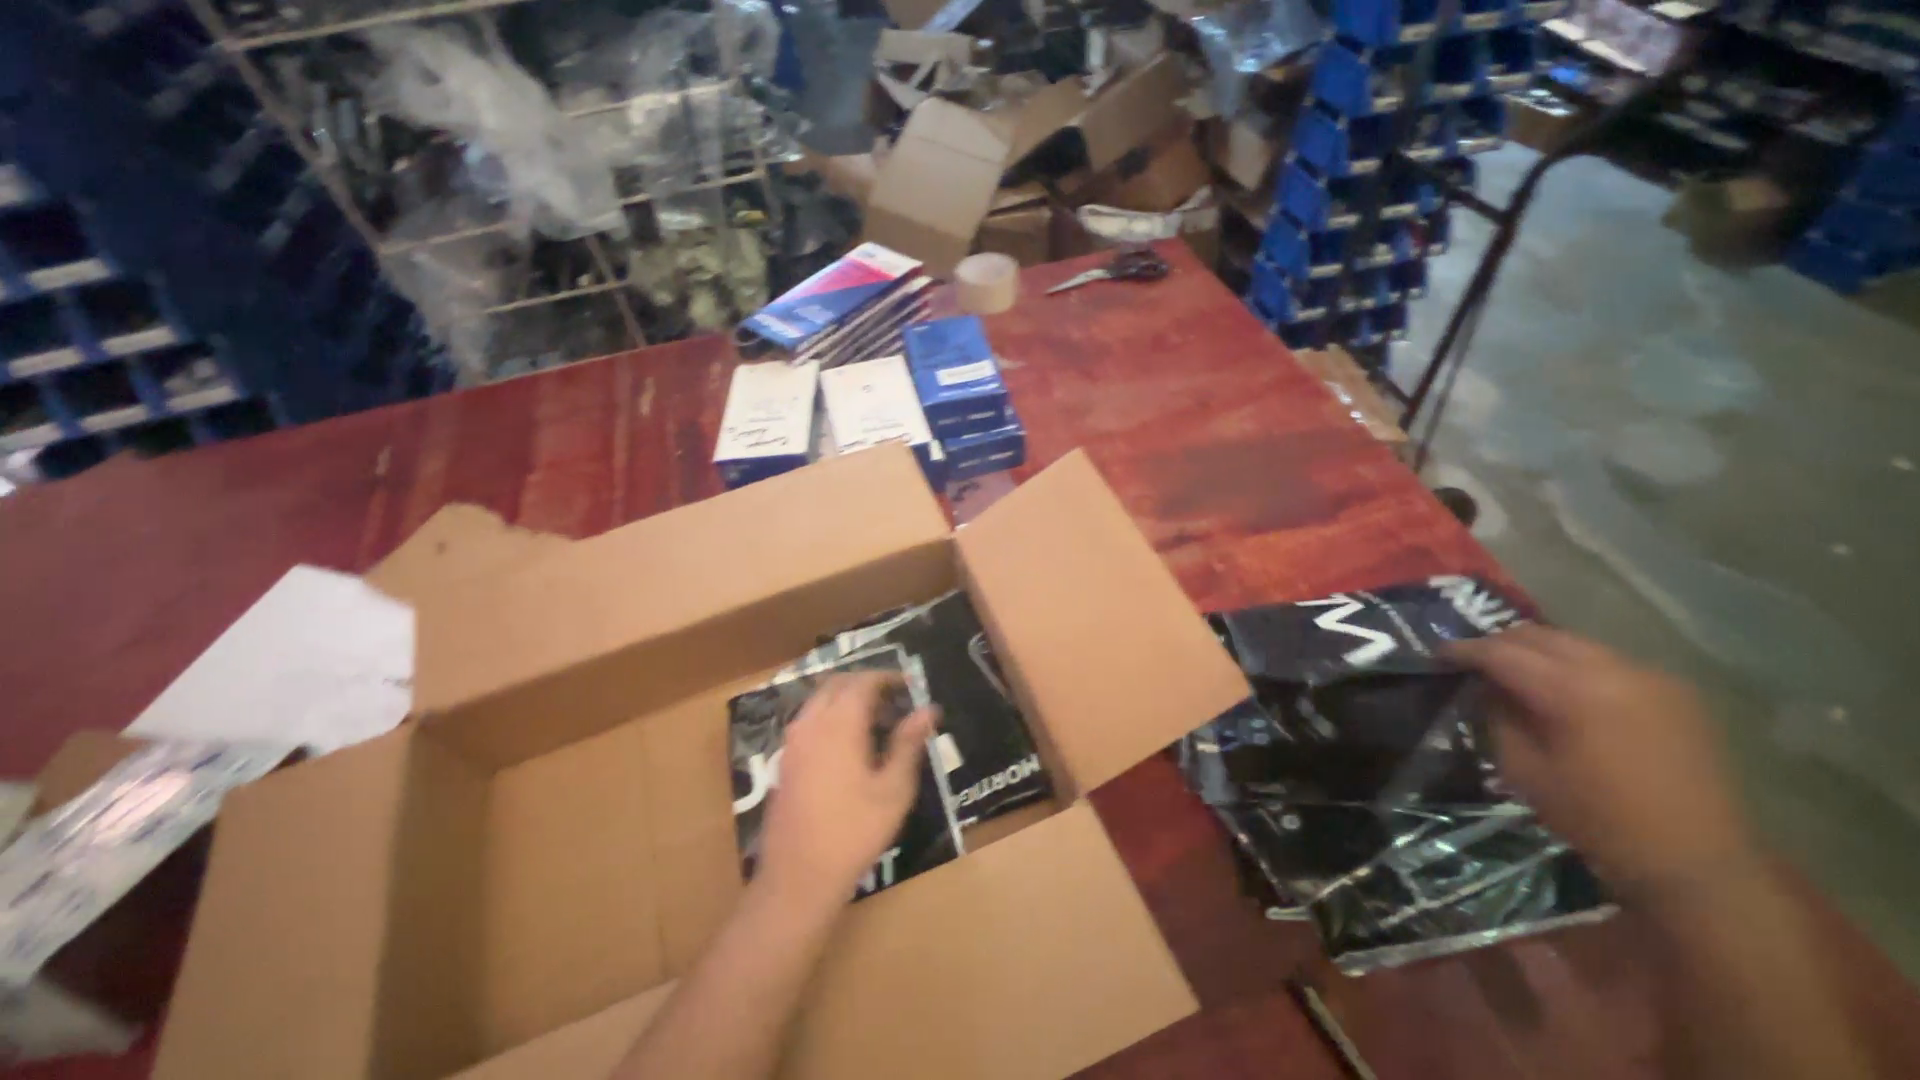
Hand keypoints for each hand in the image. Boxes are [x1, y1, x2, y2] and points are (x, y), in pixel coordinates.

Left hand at [756, 673, 938, 910]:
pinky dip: (830, 718)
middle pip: (836, 685)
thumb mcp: (893, 789)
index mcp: (839, 724)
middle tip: (895, 701)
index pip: (863, 682)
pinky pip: (808, 722)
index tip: (911, 686)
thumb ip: (908, 744)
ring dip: (846, 700)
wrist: (800, 875)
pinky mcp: (783, 762)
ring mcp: (791, 743)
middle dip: (865, 684)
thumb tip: (928, 710)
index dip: (888, 678)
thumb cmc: (854, 831)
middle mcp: (810, 724)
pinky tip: (849, 746)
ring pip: (818, 702)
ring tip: (876, 722)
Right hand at [1448, 625, 1758, 899]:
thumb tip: (1488, 690)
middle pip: (1542, 635)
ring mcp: (1651, 677)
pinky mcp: (1676, 692)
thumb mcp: (1526, 773)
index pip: (1503, 652)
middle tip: (1474, 662)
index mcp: (1573, 690)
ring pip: (1578, 644)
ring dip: (1541, 653)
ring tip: (1518, 676)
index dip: (1466, 650)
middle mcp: (1614, 669)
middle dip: (1501, 644)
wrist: (1696, 860)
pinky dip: (1577, 668)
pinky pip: (1611, 663)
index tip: (1439, 654)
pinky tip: (1568, 695)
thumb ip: (1500, 720)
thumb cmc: (1599, 822)